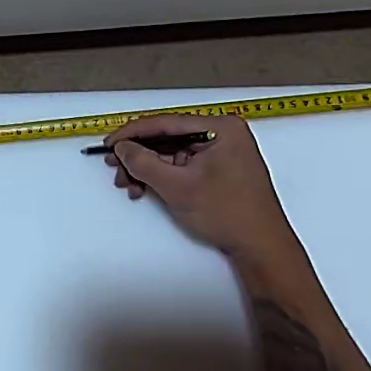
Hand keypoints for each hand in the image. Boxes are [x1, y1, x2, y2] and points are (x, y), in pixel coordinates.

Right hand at [104, 113, 295, 258]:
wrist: (260, 247)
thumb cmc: (230, 214)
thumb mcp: (177, 186)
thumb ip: (143, 163)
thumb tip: (122, 148)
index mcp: (221, 128)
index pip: (166, 123)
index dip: (133, 133)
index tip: (110, 143)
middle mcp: (223, 134)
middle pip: (168, 138)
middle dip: (139, 156)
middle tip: (117, 169)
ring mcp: (222, 152)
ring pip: (172, 153)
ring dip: (147, 169)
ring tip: (130, 186)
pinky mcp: (219, 169)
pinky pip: (183, 166)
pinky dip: (162, 177)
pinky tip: (146, 189)